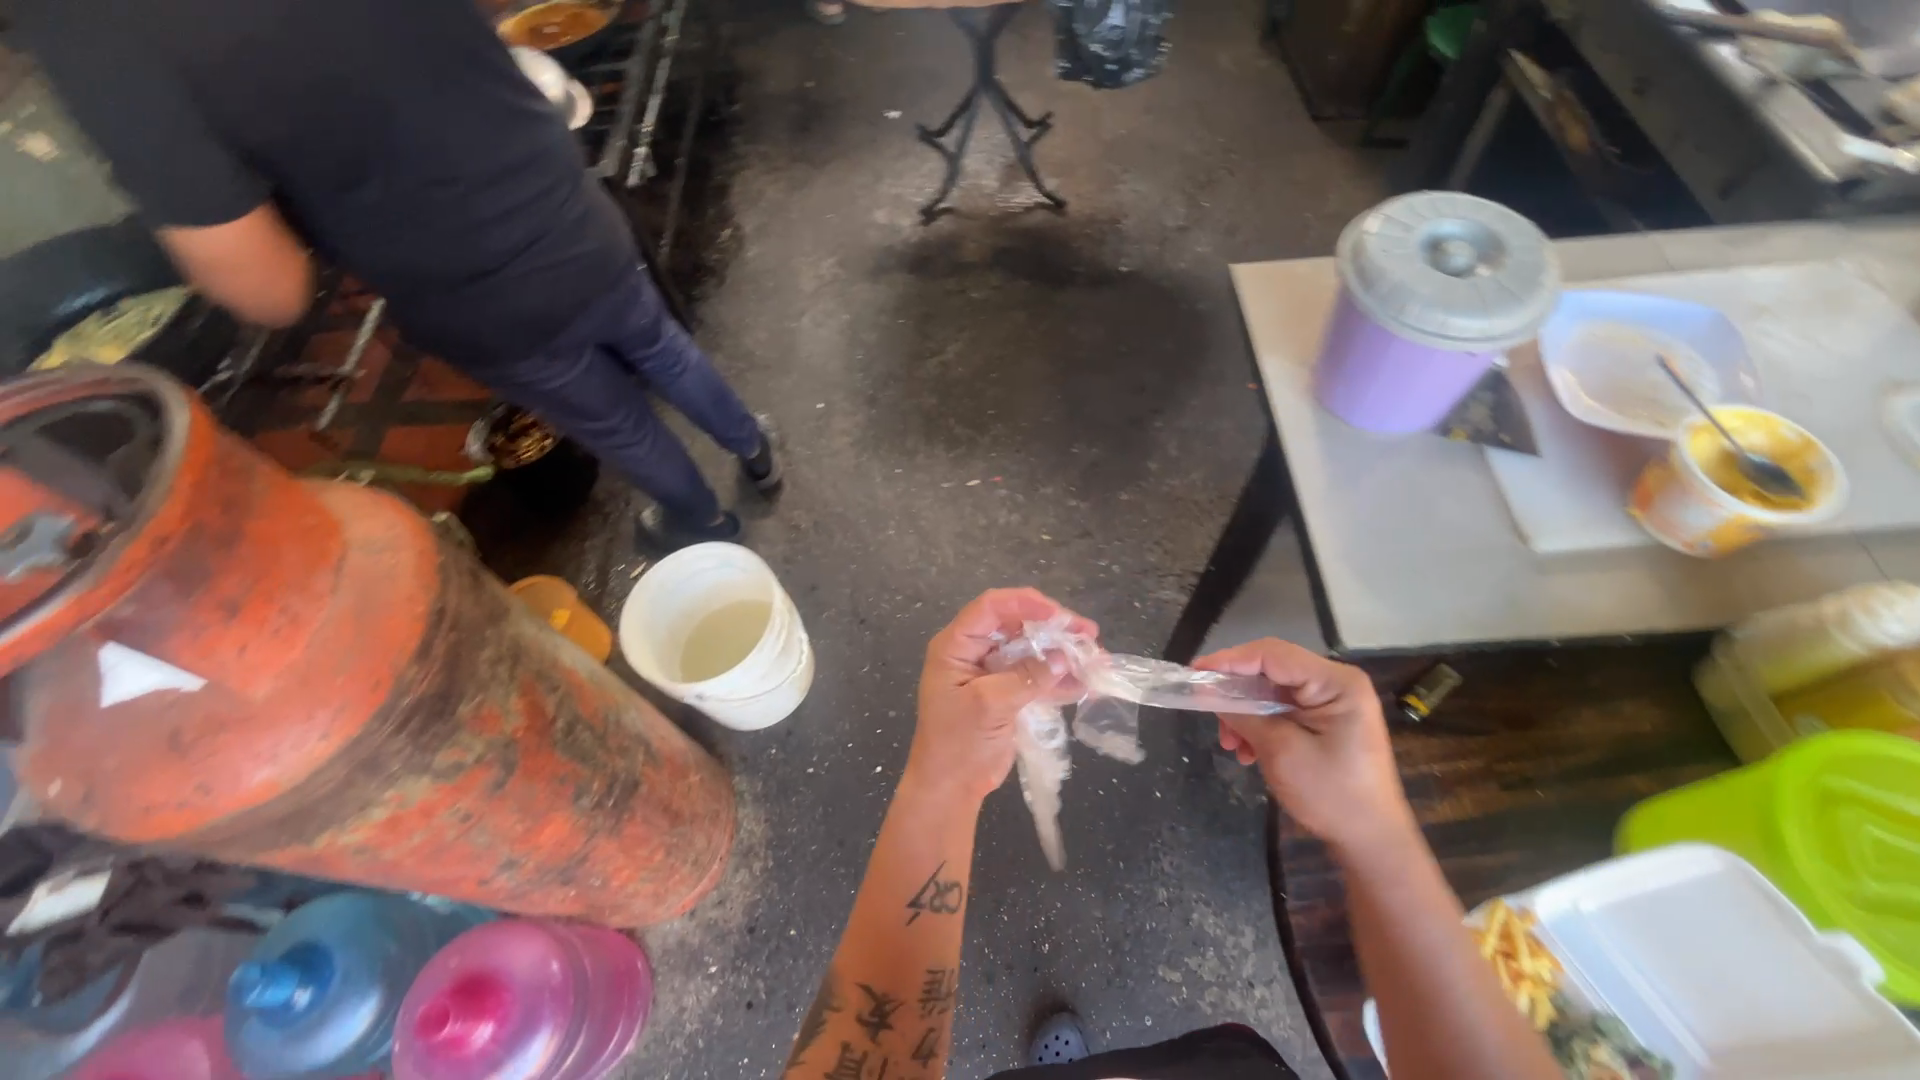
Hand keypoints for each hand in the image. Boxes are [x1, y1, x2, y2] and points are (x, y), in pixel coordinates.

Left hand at [907, 588, 1094, 805]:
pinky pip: (1036, 676)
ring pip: (1032, 650)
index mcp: (956, 646)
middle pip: (1017, 625)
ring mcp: (992, 673)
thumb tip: (1062, 658)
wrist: (950, 787)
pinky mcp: (1008, 693)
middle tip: (1088, 634)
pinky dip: (1060, 678)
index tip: (1059, 615)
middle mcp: (974, 652)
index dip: (1025, 603)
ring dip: (1063, 653)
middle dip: (1053, 628)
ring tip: (1097, 659)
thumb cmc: (958, 743)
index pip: (991, 607)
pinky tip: (1087, 682)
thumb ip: (1025, 678)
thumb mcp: (989, 705)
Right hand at [1194, 639, 1414, 852]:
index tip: (1194, 673)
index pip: (1272, 654)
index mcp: (1336, 682)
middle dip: (1236, 694)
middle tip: (1211, 716)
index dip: (1229, 660)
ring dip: (1244, 714)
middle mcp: (1335, 683)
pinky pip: (1280, 710)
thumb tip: (1206, 691)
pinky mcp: (1324, 720)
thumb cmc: (1332, 795)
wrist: (1371, 840)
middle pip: (1270, 671)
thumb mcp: (1280, 751)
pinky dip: (1258, 726)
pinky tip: (1248, 751)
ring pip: (1270, 692)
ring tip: (1232, 745)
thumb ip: (1242, 714)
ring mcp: (1330, 702)